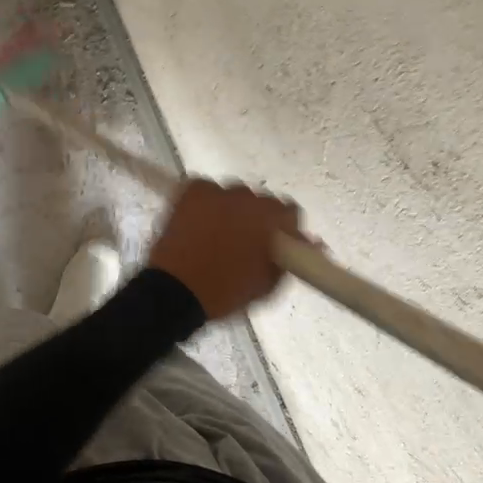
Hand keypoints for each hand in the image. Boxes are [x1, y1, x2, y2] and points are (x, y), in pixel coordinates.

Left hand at [145, 179, 310, 320]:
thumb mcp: (268, 284)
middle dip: (256, 219)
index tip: (274, 245)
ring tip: (216, 237)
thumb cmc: (225, 292)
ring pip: (232, 196)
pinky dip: (205, 202)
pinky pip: (206, 190)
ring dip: (230, 210)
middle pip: (260, 201)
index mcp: (271, 218)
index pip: (290, 212)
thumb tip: (310, 243)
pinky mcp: (190, 190)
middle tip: (243, 244)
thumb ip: (293, 261)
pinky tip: (198, 224)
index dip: (284, 229)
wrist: (173, 291)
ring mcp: (216, 190)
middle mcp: (247, 196)